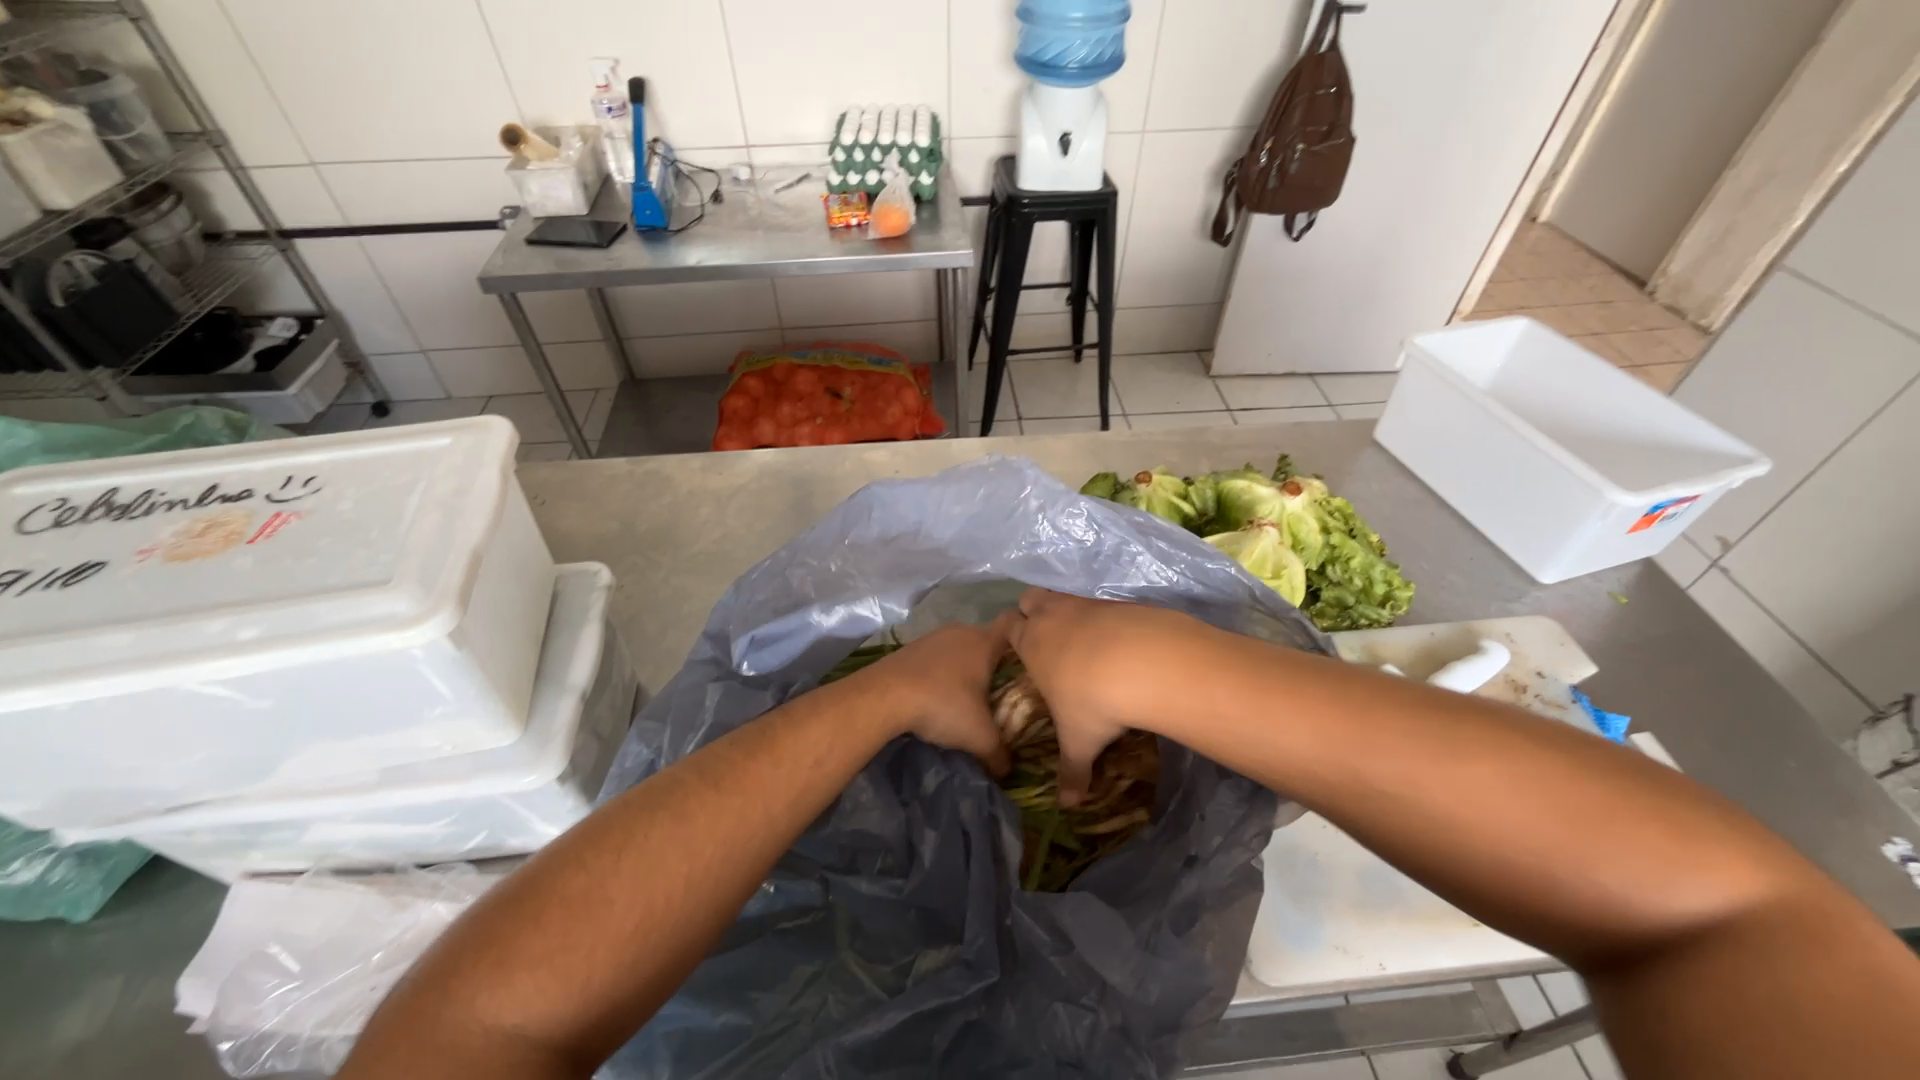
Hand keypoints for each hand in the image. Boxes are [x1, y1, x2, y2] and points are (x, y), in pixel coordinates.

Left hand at [852, 615, 1017, 775]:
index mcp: (984, 643)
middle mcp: (960, 631)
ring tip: (967, 696)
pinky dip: (940, 672)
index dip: (1024, 639)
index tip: (1029, 662)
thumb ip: (999, 754)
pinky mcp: (909, 648)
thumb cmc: (941, 706)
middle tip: (1001, 691)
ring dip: (964, 668)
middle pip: (987, 639)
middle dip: (994, 663)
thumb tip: (1008, 770)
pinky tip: (936, 695)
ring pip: (959, 647)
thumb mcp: (978, 737)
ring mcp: (932, 637)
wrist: (882, 696)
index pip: (1013, 626)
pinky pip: (936, 656)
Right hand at [1003, 589, 1213, 805]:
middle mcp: (1054, 617)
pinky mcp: (1120, 602)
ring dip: (1072, 613)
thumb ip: (1071, 771)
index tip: (1019, 649)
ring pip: (1068, 596)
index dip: (1012, 634)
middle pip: (1031, 598)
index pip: (1009, 626)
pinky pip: (1104, 605)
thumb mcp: (1080, 742)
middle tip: (1047, 637)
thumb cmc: (1094, 702)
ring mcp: (1087, 604)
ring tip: (1088, 643)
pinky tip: (1122, 644)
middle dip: (1035, 611)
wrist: (1146, 664)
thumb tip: (1068, 805)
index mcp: (1032, 644)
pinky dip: (1108, 619)